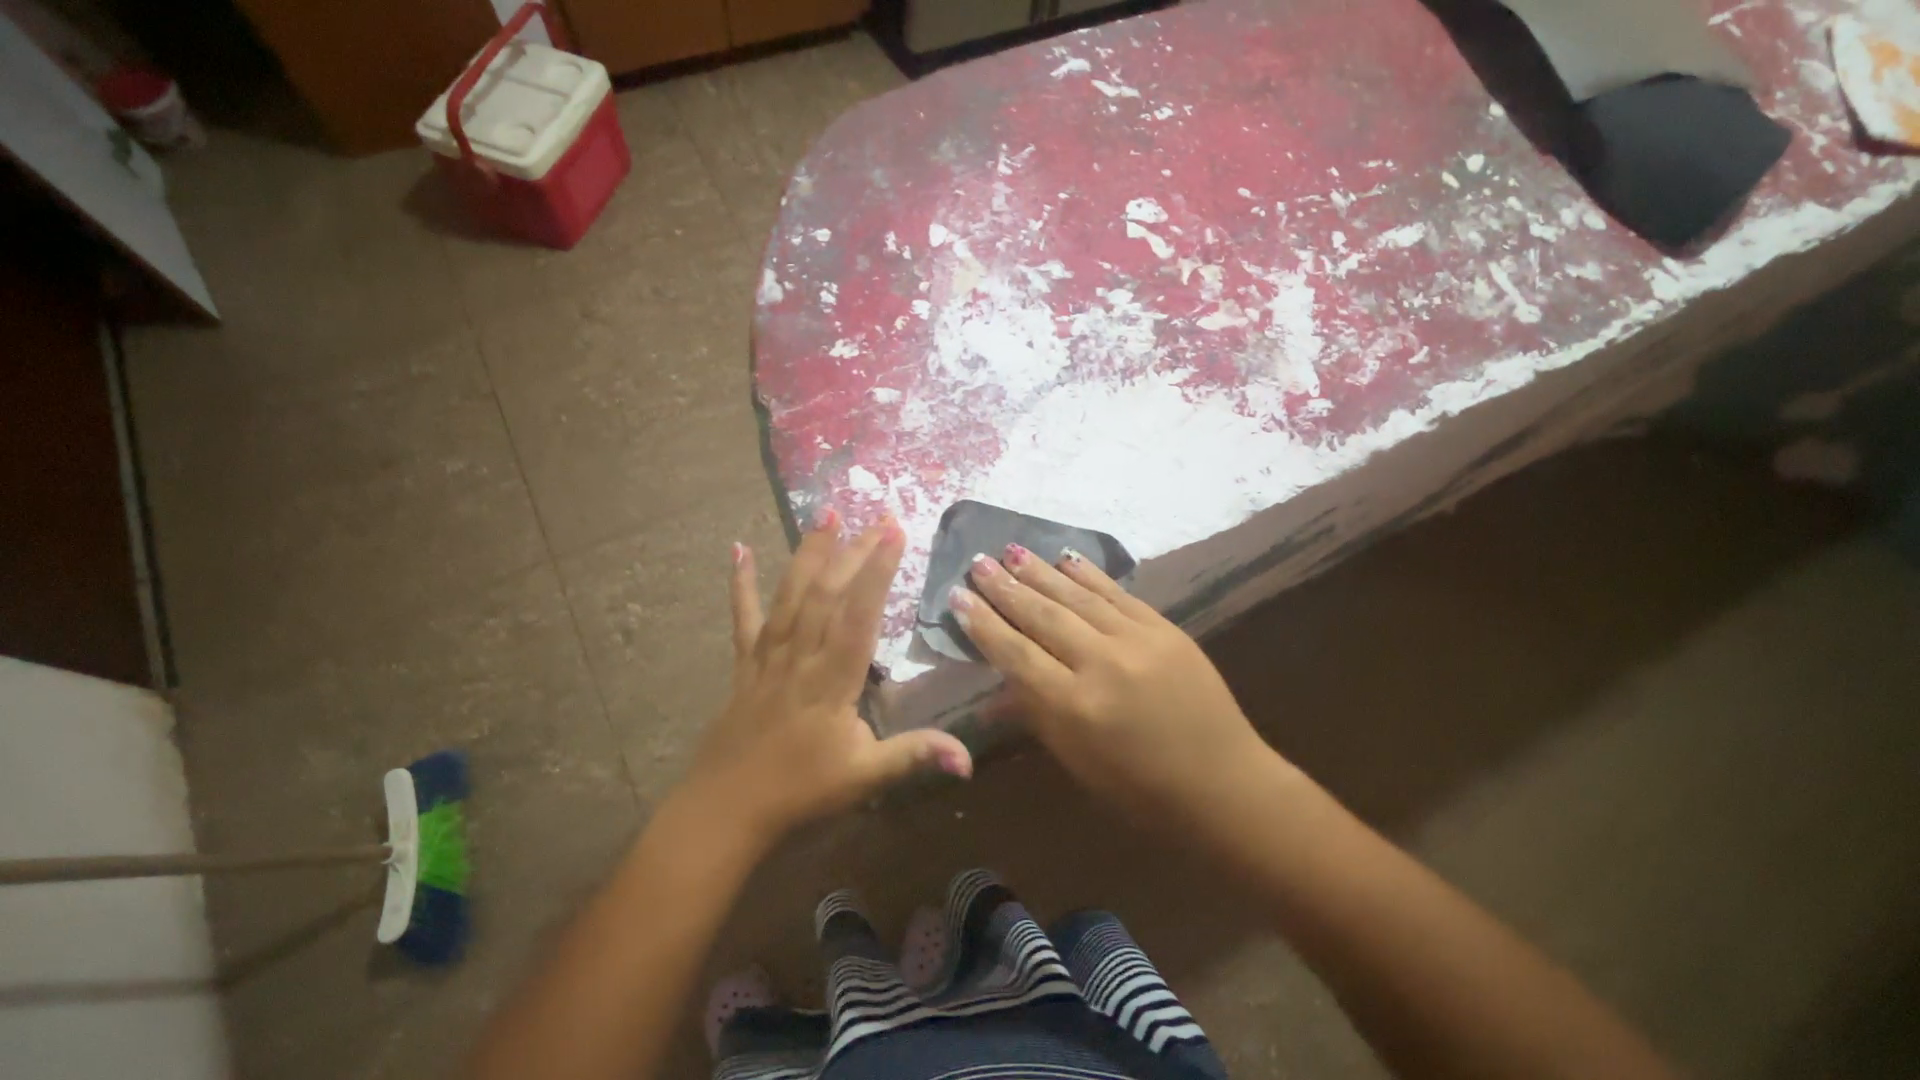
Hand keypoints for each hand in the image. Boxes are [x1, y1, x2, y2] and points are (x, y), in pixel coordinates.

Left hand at [686, 512, 972, 841]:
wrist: (726, 808)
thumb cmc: (800, 792)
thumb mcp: (864, 777)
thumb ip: (914, 756)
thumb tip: (969, 758)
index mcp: (832, 680)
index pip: (859, 616)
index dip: (877, 572)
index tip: (895, 532)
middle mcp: (800, 658)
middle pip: (827, 595)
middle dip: (854, 552)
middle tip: (876, 515)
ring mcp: (767, 658)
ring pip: (790, 597)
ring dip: (809, 554)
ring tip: (826, 515)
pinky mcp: (744, 666)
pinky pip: (743, 618)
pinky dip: (741, 582)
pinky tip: (738, 549)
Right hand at [951, 545, 1276, 822]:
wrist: (1221, 784)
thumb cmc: (1139, 789)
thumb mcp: (1076, 760)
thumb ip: (1034, 714)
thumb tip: (994, 687)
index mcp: (1074, 707)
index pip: (1015, 653)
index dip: (983, 623)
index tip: (957, 597)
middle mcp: (1102, 664)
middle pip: (1042, 616)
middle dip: (1005, 588)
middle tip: (977, 564)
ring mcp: (1138, 641)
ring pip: (1077, 598)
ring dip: (1040, 572)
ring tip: (1010, 551)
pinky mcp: (1165, 630)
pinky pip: (1117, 595)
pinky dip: (1088, 575)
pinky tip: (1065, 558)